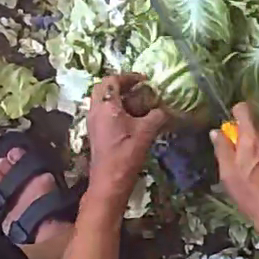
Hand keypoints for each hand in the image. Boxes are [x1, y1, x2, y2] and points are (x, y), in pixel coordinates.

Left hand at [85, 74, 172, 209]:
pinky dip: (116, 109)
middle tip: (138, 88)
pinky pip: (104, 113)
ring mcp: (94, 122)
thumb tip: (165, 110)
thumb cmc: (126, 154)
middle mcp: (96, 110)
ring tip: (137, 102)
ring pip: (102, 100)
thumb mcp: (147, 132)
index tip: (144, 80)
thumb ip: (157, 115)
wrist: (109, 182)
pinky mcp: (96, 133)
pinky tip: (132, 118)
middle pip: (103, 88)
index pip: (112, 80)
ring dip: (118, 97)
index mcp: (106, 106)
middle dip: (121, 85)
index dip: (129, 77)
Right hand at [210, 104, 258, 238]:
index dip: (236, 115)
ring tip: (258, 172)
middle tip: (242, 159)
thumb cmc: (250, 195)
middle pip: (256, 128)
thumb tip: (216, 132)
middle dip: (248, 138)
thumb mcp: (228, 174)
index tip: (232, 128)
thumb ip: (222, 149)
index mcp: (251, 138)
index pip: (244, 109)